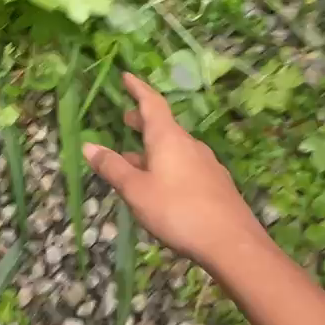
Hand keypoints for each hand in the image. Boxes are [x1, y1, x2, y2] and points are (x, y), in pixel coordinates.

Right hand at [82, 72, 268, 271]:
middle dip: (143, 121)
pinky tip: (161, 186)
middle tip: (126, 120)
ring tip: (135, 159)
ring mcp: (207, 166)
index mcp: (168, 138)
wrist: (236, 248)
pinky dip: (168, 166)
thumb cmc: (179, 211)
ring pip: (175, 148)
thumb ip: (111, 167)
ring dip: (154, 148)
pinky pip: (186, 166)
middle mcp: (189, 145)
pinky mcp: (217, 187)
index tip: (126, 76)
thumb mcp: (136, 190)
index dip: (137, 88)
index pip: (151, 103)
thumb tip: (88, 146)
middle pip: (163, 125)